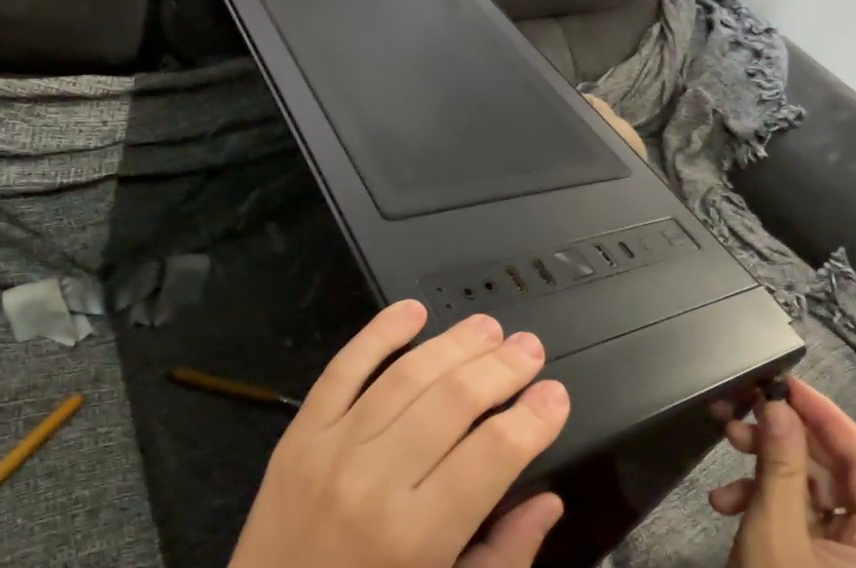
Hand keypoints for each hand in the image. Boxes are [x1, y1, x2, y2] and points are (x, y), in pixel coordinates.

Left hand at [230, 300, 571, 567]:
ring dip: (453, 344)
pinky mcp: (299, 433)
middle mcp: (375, 482)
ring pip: (405, 376)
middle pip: (453, 402)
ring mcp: (332, 449)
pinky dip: (379, 333)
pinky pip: (343, 368)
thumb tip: (549, 501)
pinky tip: (412, 312)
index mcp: (419, 537)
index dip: (532, 418)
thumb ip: (504, 557)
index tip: (556, 394)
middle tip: (529, 347)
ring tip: (488, 327)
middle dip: (500, 369)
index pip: (492, 455)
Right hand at [709, 378, 855, 567]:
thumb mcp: (775, 534)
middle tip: (734, 415)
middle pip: (837, 472)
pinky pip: (803, 522)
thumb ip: (780, 465)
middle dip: (781, 441)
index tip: (783, 382)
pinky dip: (765, 505)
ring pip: (814, 494)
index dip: (826, 415)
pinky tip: (726, 505)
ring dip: (764, 473)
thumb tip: (779, 405)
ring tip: (722, 463)